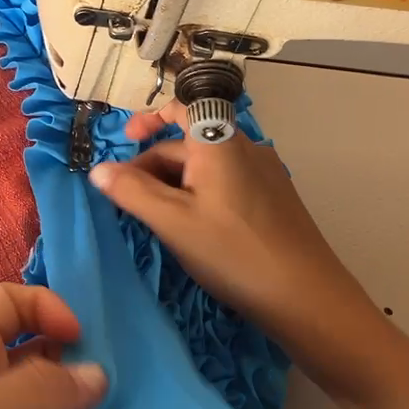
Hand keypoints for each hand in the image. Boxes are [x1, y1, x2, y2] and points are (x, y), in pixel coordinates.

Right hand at [87, 101, 381, 361]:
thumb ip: (131, 191)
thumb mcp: (172, 222)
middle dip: (151, 165)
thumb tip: (98, 169)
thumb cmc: (234, 253)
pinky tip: (192, 231)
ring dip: (172, 184)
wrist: (309, 300)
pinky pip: (224, 185)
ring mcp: (263, 175)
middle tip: (127, 202)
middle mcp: (244, 148)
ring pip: (204, 167)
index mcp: (219, 143)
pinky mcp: (273, 201)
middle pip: (186, 143)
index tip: (125, 142)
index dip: (149, 118)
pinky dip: (197, 196)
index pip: (182, 108)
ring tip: (156, 221)